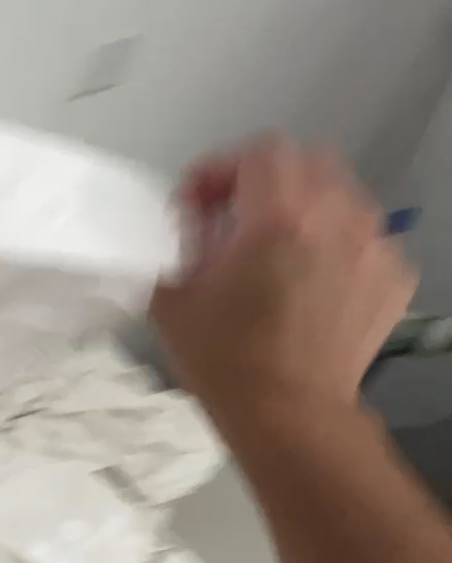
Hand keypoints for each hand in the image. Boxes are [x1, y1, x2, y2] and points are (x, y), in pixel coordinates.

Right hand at [150, 137, 417, 423]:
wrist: (285, 408)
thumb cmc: (220, 356)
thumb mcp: (171, 298)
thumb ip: (184, 248)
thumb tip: (196, 227)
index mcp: (279, 221)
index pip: (260, 153)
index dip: (219, 169)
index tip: (193, 202)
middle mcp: (339, 220)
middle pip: (306, 164)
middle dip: (258, 183)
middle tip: (223, 221)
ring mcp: (376, 246)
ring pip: (336, 200)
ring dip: (294, 214)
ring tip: (260, 257)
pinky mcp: (392, 274)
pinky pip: (357, 240)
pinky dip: (324, 248)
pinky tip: (296, 286)